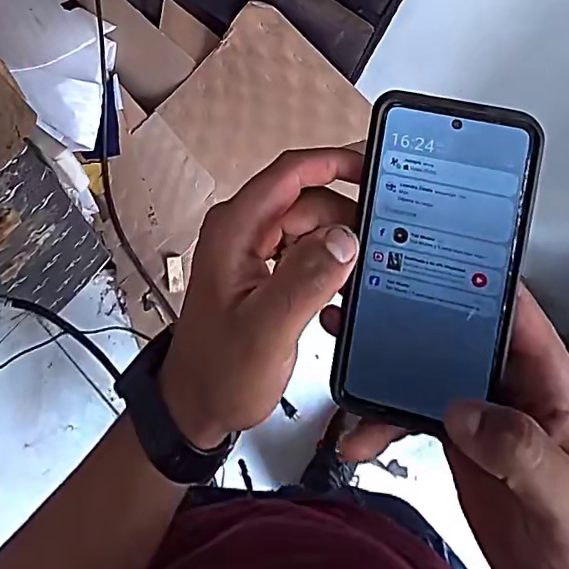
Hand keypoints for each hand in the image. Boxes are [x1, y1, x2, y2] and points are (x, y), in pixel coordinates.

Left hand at [158, 148, 362, 447]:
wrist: (198, 405)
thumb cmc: (217, 372)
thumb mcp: (266, 330)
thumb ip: (305, 281)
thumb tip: (343, 240)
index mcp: (236, 229)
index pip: (291, 173)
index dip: (334, 162)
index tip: (370, 169)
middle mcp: (244, 229)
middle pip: (311, 201)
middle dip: (343, 226)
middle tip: (365, 260)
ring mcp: (255, 247)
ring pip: (315, 226)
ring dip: (337, 252)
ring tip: (342, 290)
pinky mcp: (266, 265)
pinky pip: (309, 249)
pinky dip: (328, 268)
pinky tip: (330, 298)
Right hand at [319, 288, 568, 568]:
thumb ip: (526, 453)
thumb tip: (469, 409)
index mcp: (554, 389)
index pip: (520, 316)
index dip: (483, 280)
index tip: (442, 259)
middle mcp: (516, 392)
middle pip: (464, 333)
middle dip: (419, 316)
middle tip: (376, 305)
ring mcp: (486, 415)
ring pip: (432, 368)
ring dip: (390, 366)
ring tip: (354, 366)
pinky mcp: (461, 441)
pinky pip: (415, 411)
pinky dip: (384, 417)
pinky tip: (364, 432)